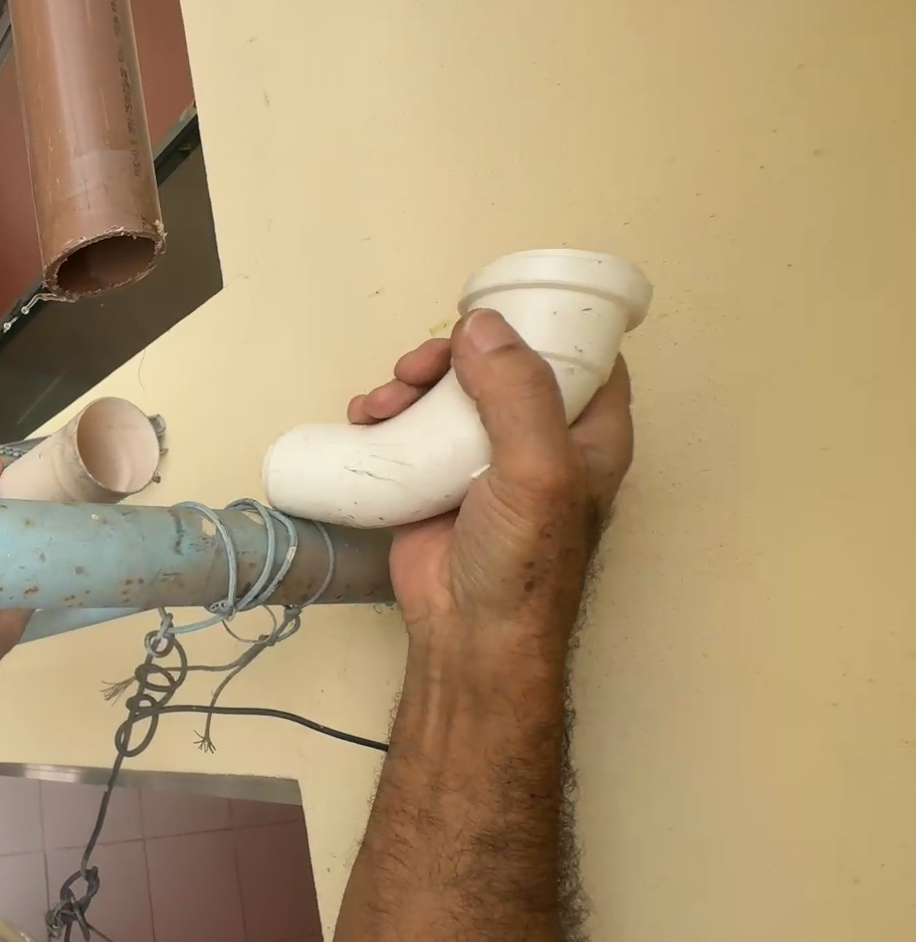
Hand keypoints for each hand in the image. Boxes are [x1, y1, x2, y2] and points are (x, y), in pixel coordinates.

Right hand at [348, 309, 632, 639]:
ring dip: (404, 388)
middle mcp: (528, 439)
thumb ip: (516, 394)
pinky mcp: (423, 481)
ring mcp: (471, 461)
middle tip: (413, 369)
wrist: (464, 626)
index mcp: (581, 431)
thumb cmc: (520, 554)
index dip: (533, 327)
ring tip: (376, 405)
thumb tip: (477, 324)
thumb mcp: (536, 470)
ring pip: (439, 398)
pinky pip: (401, 434)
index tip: (485, 316)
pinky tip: (359, 421)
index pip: (572, 356)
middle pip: (490, 370)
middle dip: (447, 359)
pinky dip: (378, 419)